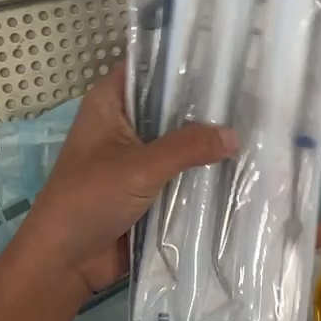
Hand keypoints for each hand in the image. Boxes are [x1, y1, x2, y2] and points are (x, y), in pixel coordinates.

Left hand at [10, 64, 236, 293]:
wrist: (64, 263)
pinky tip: (240, 166)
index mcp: (109, 103)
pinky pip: (178, 172)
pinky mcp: (145, 187)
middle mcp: (122, 123)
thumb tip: (234, 135)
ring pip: (177, 140)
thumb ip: (187, 147)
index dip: (181, 59)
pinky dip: (201, 171)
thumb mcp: (140, 168)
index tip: (224, 56)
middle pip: (168, 104)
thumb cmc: (89, 200)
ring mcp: (134, 156)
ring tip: (256, 128)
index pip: (148, 66)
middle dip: (204, 104)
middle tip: (252, 95)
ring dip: (205, 142)